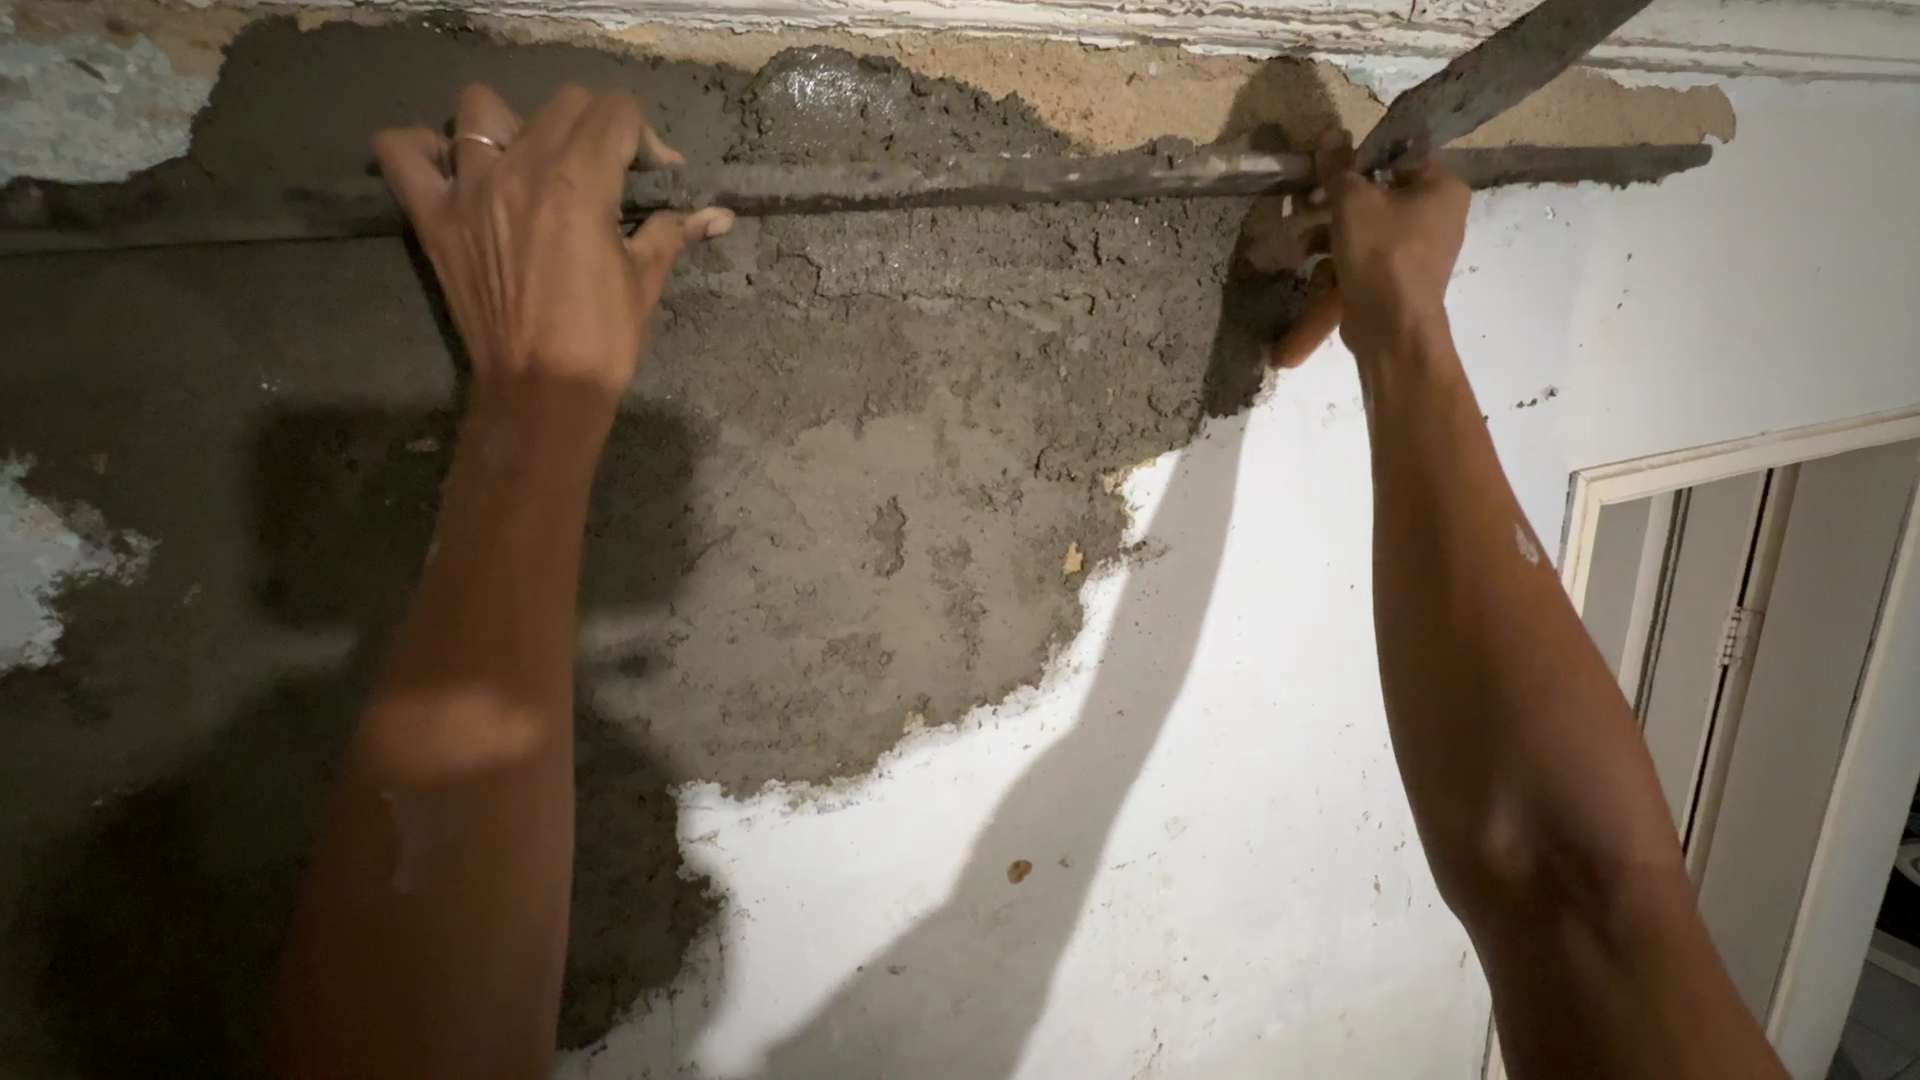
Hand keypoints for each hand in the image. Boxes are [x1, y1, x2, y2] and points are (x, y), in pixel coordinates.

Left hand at [373, 83, 732, 423]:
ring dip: (517, 127)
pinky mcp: (433, 216)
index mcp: (579, 183)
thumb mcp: (646, 282)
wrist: (542, 390)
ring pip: (483, 109)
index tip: (655, 177)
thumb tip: (719, 214)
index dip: (646, 139)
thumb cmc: (604, 341)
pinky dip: (427, 148)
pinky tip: (460, 171)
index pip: (616, 112)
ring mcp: (468, 189)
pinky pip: (404, 150)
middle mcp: (519, 169)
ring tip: (534, 167)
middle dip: (598, 130)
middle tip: (610, 177)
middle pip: (563, 105)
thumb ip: (674, 232)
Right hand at [1312, 130, 1469, 360]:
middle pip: (1378, 198)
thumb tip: (1331, 133)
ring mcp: (1419, 253)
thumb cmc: (1380, 253)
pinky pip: (1366, 262)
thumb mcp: (1352, 202)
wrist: (1392, 326)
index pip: (1398, 159)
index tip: (1324, 177)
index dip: (1357, 163)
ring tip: (1294, 254)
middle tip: (1304, 210)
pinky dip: (1339, 266)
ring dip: (1326, 240)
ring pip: (1367, 233)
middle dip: (1333, 209)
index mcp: (1442, 187)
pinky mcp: (1399, 282)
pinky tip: (1315, 277)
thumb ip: (1339, 169)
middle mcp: (1439, 216)